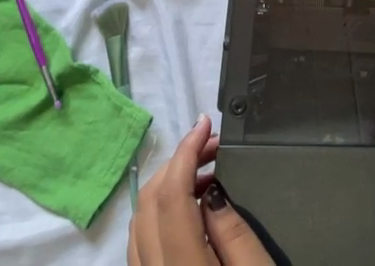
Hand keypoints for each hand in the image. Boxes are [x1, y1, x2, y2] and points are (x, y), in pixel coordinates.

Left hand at [128, 114, 274, 265]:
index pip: (172, 195)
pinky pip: (140, 237)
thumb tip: (212, 192)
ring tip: (206, 172)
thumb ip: (233, 232)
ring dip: (169, 183)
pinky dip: (160, 209)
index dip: (186, 152)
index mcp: (182, 263)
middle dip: (179, 160)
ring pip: (140, 217)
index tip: (205, 124)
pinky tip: (189, 206)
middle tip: (213, 145)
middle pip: (150, 200)